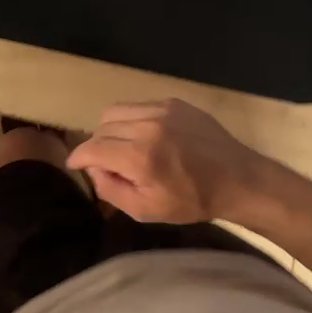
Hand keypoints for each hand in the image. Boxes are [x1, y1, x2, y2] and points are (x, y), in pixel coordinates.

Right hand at [67, 100, 266, 223]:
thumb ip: (111, 190)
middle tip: (107, 163)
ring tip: (125, 147)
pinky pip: (139, 105)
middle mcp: (147, 127)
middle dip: (97, 146)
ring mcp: (162, 110)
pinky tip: (147, 136)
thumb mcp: (146, 210)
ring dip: (112, 129)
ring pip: (117, 111)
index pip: (93, 148)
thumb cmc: (192, 200)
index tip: (74, 164)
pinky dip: (133, 119)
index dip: (78, 157)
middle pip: (102, 127)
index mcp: (140, 157)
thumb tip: (93, 170)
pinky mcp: (174, 102)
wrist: (236, 178)